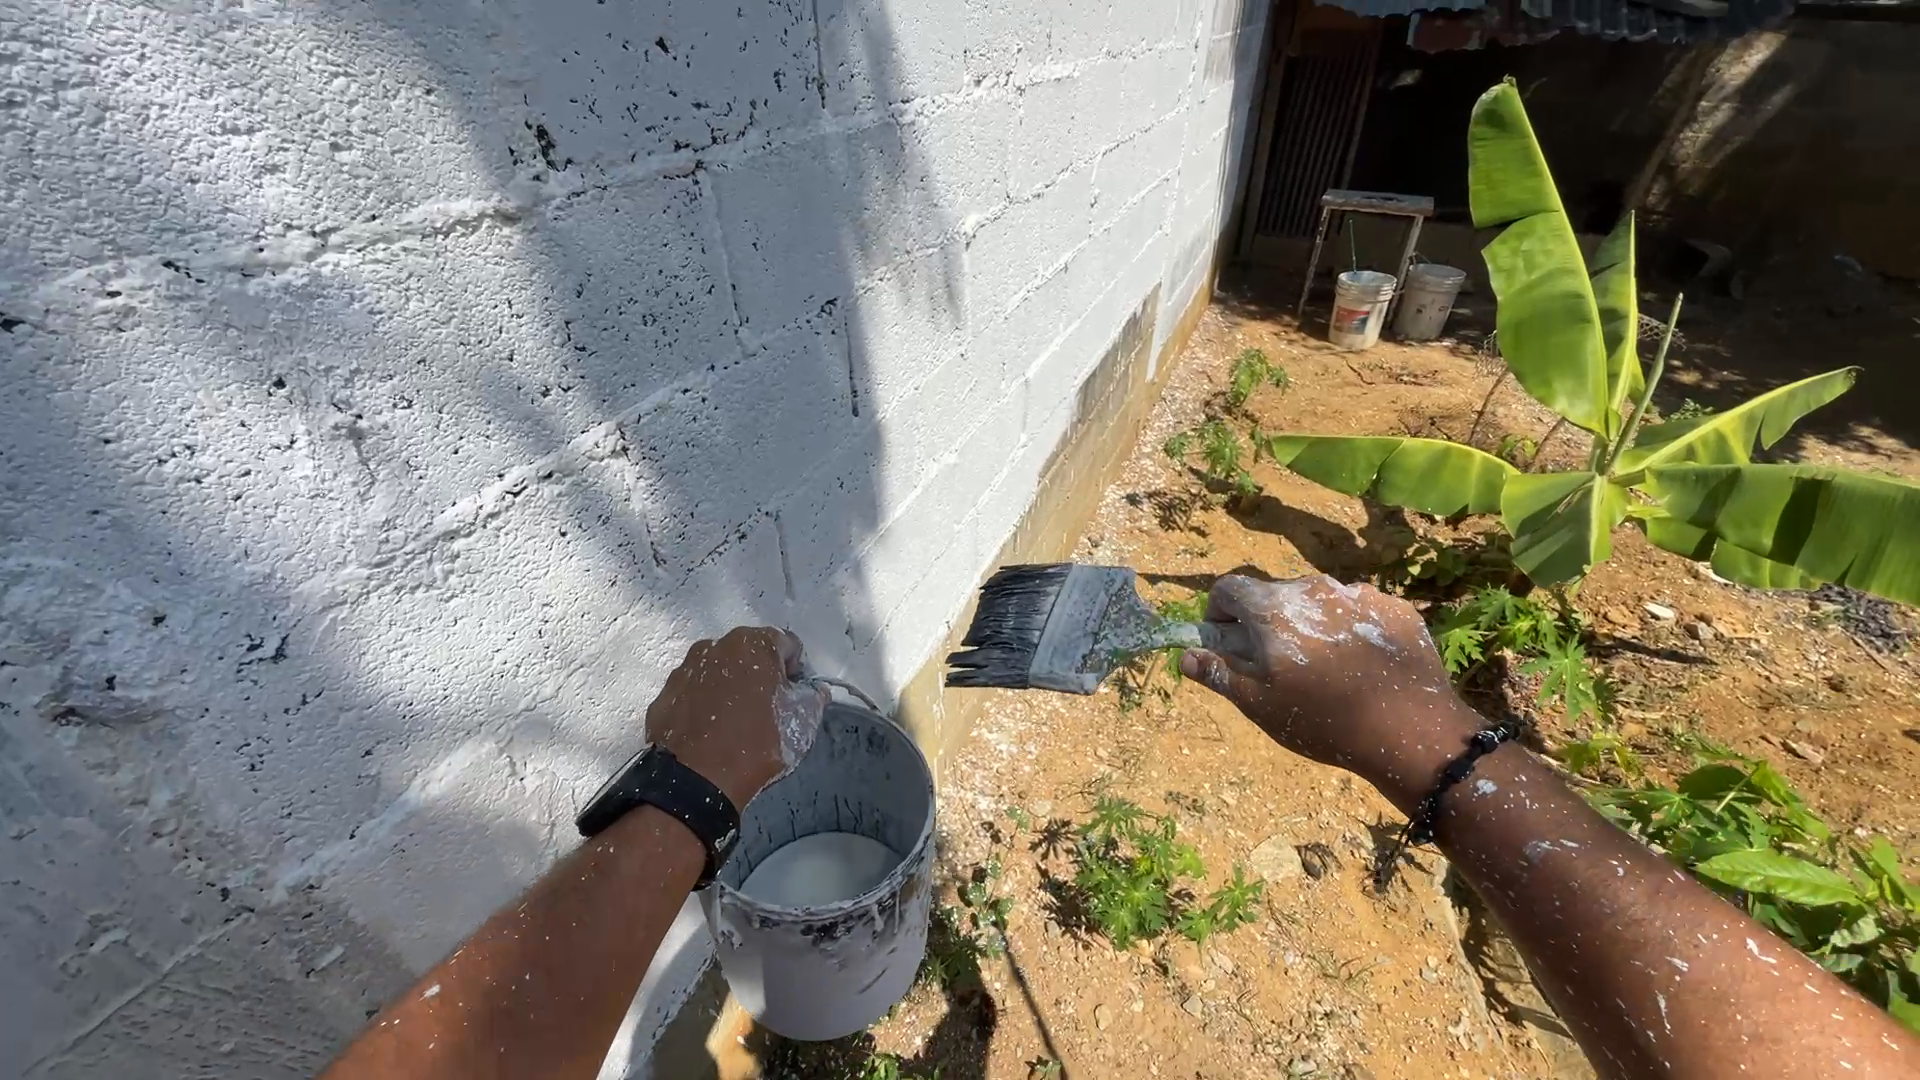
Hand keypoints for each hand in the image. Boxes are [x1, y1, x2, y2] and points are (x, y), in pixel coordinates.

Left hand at [644, 627, 830, 809]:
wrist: (695, 783)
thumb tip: (811, 690)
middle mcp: (715, 646)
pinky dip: (703, 705)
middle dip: (762, 674)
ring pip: (718, 671)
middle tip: (768, 709)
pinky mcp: (663, 696)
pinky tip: (709, 733)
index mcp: (753, 643)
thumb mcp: (803, 721)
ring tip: (734, 723)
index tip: (795, 696)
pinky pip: (693, 693)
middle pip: (750, 653)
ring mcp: (684, 670)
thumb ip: (813, 696)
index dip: (797, 670)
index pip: (788, 645)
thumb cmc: (757, 745)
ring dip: (730, 688)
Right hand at [1179, 575, 1481, 812]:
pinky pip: (1356, 610)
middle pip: (1273, 595)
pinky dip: (1347, 629)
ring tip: (1324, 669)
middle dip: (1265, 622)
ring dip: (1308, 624)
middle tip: (1277, 665)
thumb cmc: (1323, 718)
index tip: (1228, 643)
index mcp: (1272, 607)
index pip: (1228, 587)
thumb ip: (1218, 673)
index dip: (1218, 613)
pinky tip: (1360, 665)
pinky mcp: (1395, 609)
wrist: (1413, 732)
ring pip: (1316, 602)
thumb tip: (1186, 655)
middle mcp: (1313, 588)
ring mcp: (1358, 595)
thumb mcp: (1258, 703)